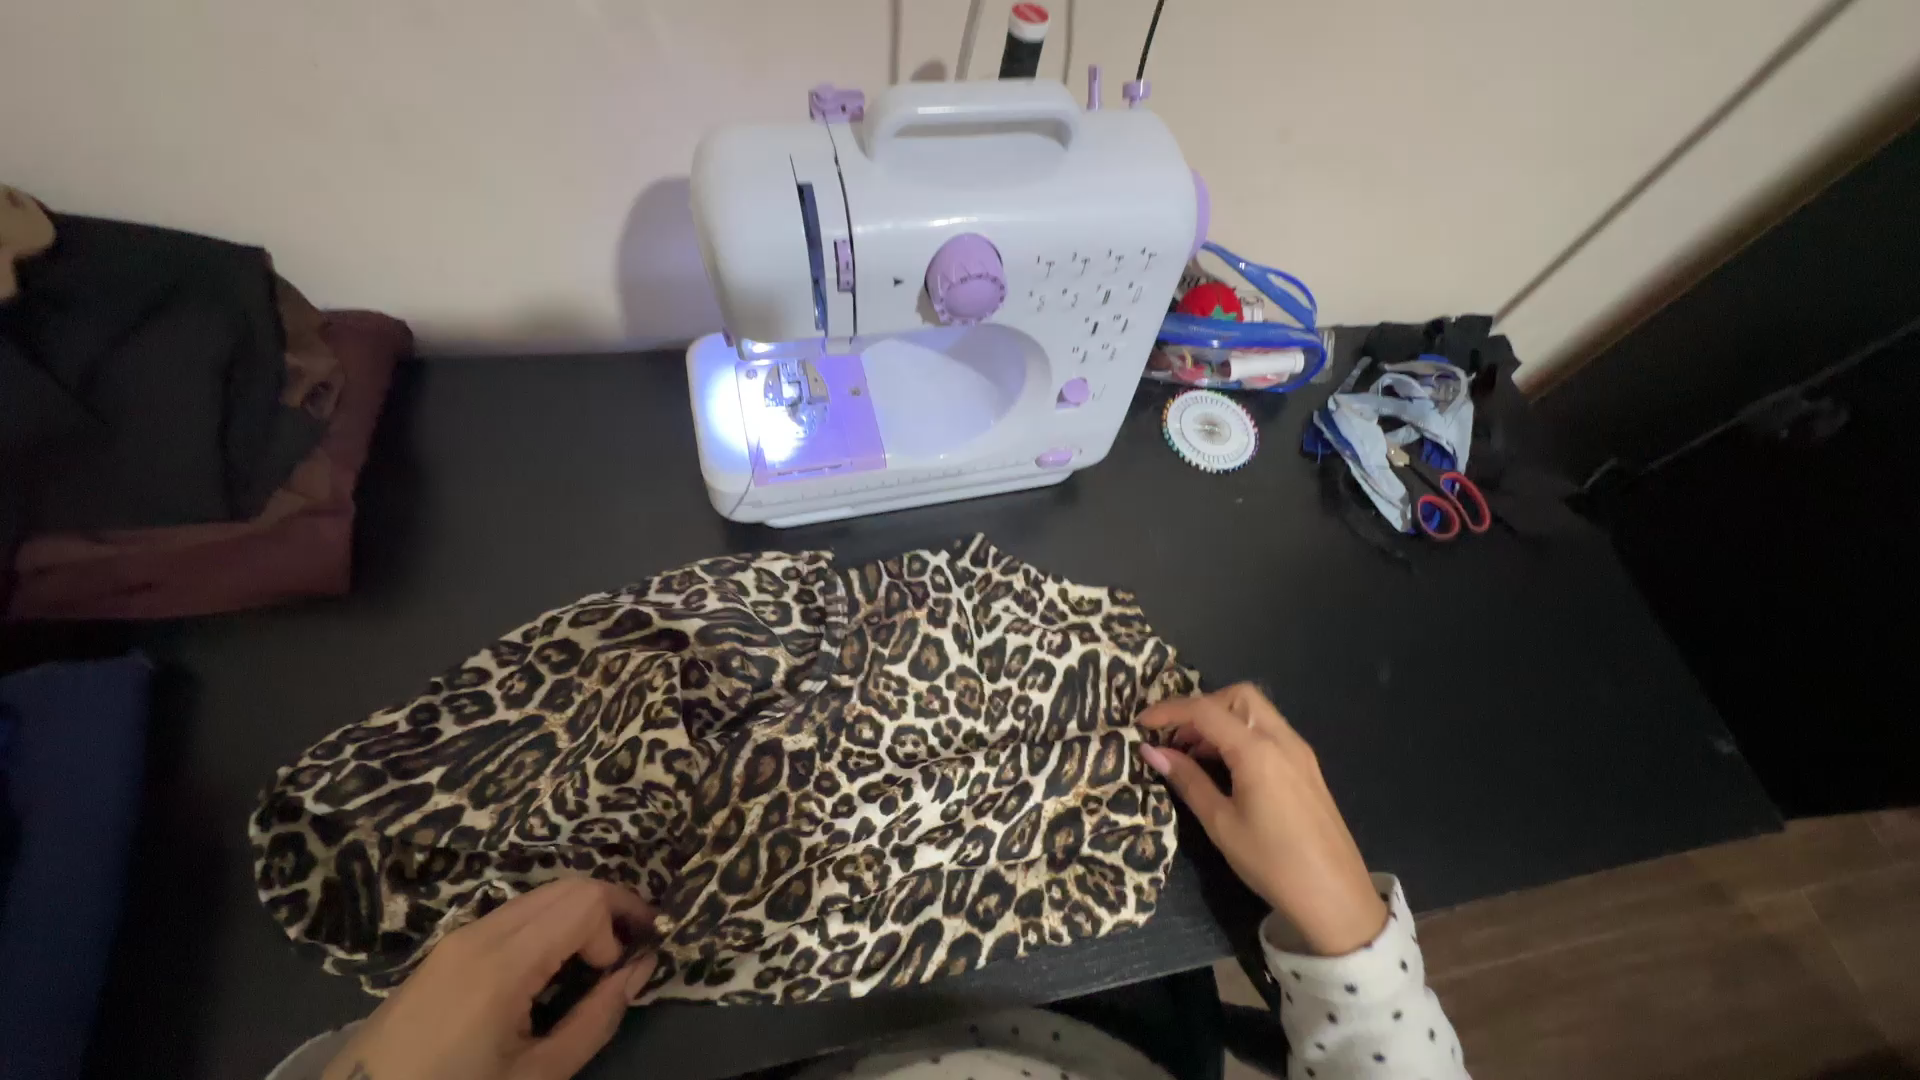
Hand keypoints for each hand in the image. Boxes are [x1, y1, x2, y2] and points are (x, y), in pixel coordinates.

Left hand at [322, 877, 657, 1079]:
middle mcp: (481, 933)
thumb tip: (643, 967)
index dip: (619, 926)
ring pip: (544, 895)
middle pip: (569, 886)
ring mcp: (459, 937)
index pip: (586, 901)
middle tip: (630, 951)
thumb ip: (597, 1019)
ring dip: (581, 915)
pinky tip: (553, 966)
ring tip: (596, 960)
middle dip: (610, 909)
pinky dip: (551, 924)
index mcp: (502, 964)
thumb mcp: (535, 1077)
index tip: (621, 972)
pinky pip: (516, 914)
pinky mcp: (447, 949)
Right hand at [1138, 683, 1386, 955]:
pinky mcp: (1306, 766)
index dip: (1168, 711)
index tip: (1141, 724)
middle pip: (1237, 696)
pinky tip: (1224, 765)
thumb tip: (1151, 751)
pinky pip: (1268, 731)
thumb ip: (1187, 780)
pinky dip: (1240, 734)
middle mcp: (1281, 739)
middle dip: (1201, 706)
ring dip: (1220, 719)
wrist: (1338, 900)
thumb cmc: (1273, 863)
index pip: (1205, 710)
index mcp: (1257, 751)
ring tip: (1193, 754)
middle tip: (1176, 737)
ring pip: (1254, 711)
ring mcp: (1298, 751)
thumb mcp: (1221, 823)